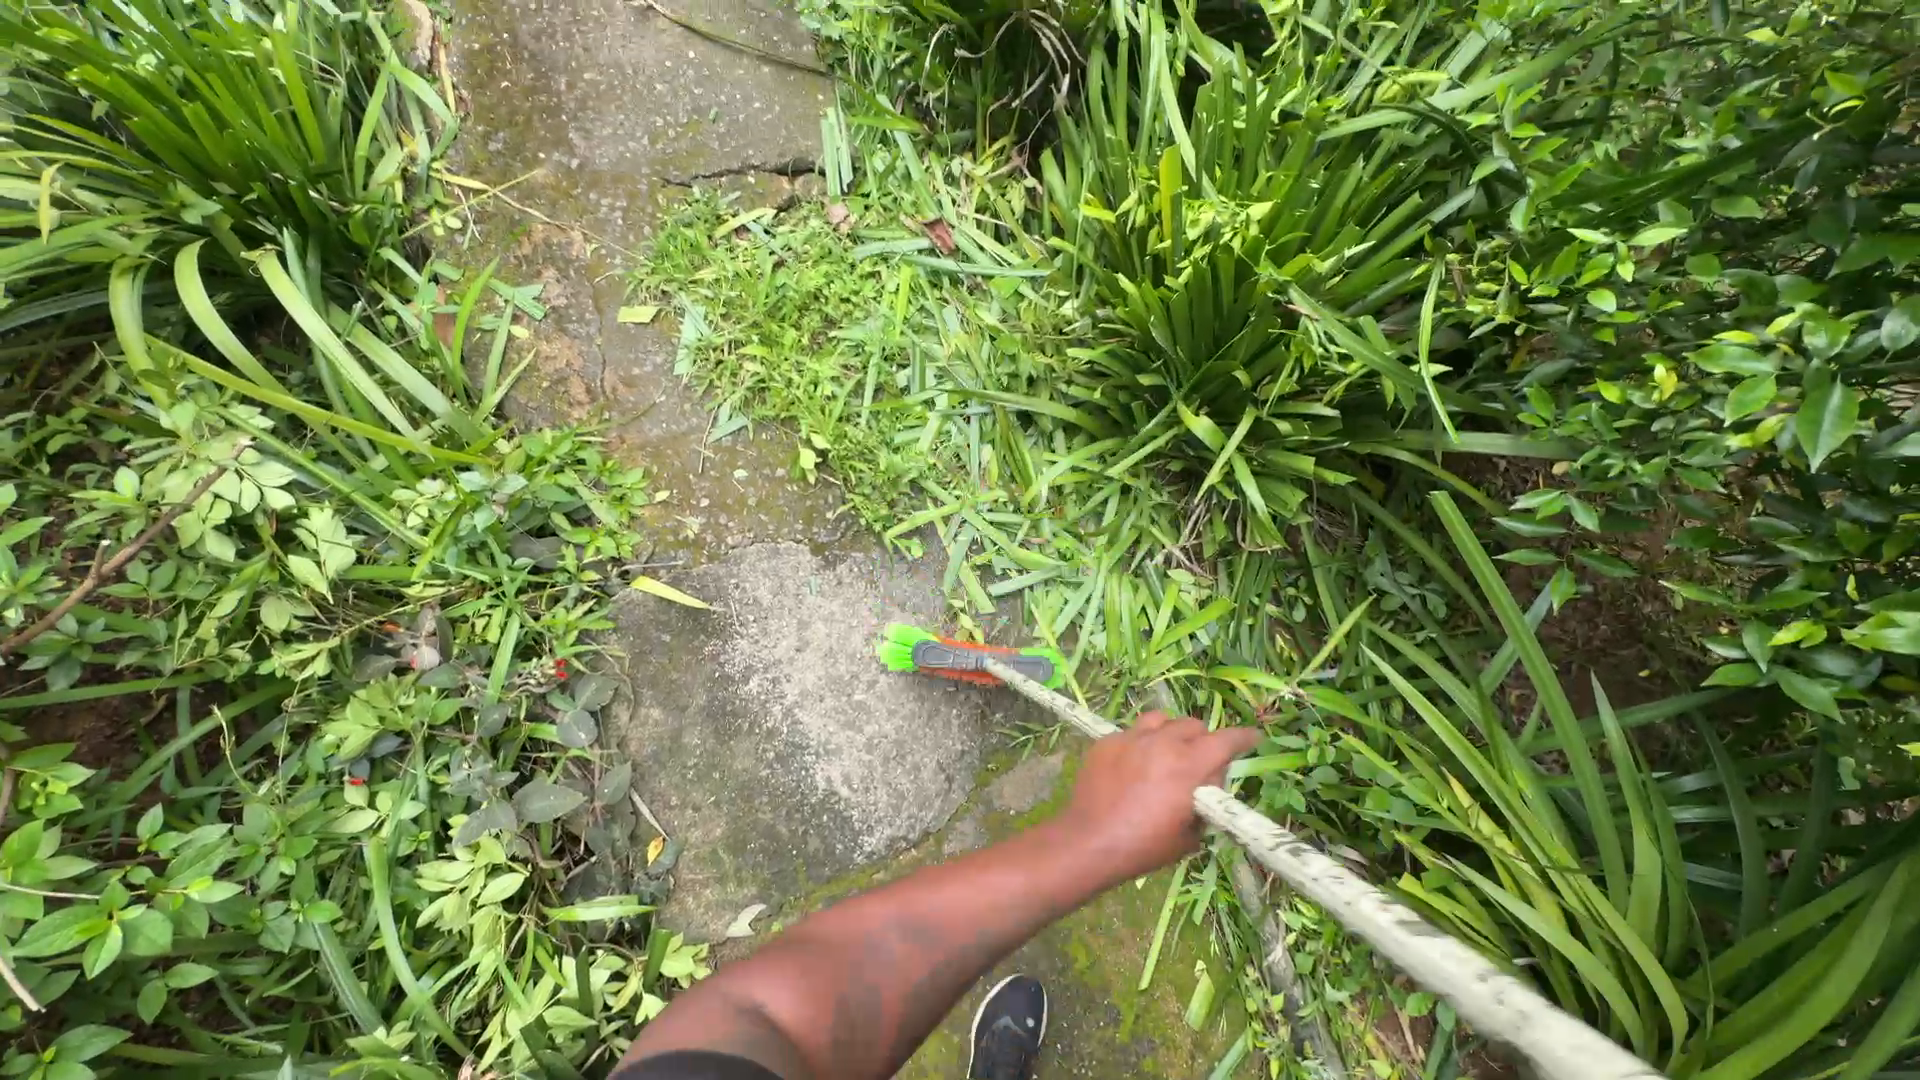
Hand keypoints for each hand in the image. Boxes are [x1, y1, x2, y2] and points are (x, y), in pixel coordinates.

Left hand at [1056, 711, 1262, 881]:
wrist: (1090, 841)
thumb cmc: (1145, 845)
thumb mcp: (1191, 833)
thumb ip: (1206, 801)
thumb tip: (1208, 784)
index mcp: (1188, 766)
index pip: (1225, 741)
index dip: (1243, 738)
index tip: (1252, 737)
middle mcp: (1161, 743)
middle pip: (1192, 725)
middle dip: (1202, 740)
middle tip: (1199, 760)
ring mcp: (1130, 738)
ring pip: (1160, 720)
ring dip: (1170, 733)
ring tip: (1166, 752)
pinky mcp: (1106, 741)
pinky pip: (1131, 732)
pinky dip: (1140, 743)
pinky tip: (1134, 764)